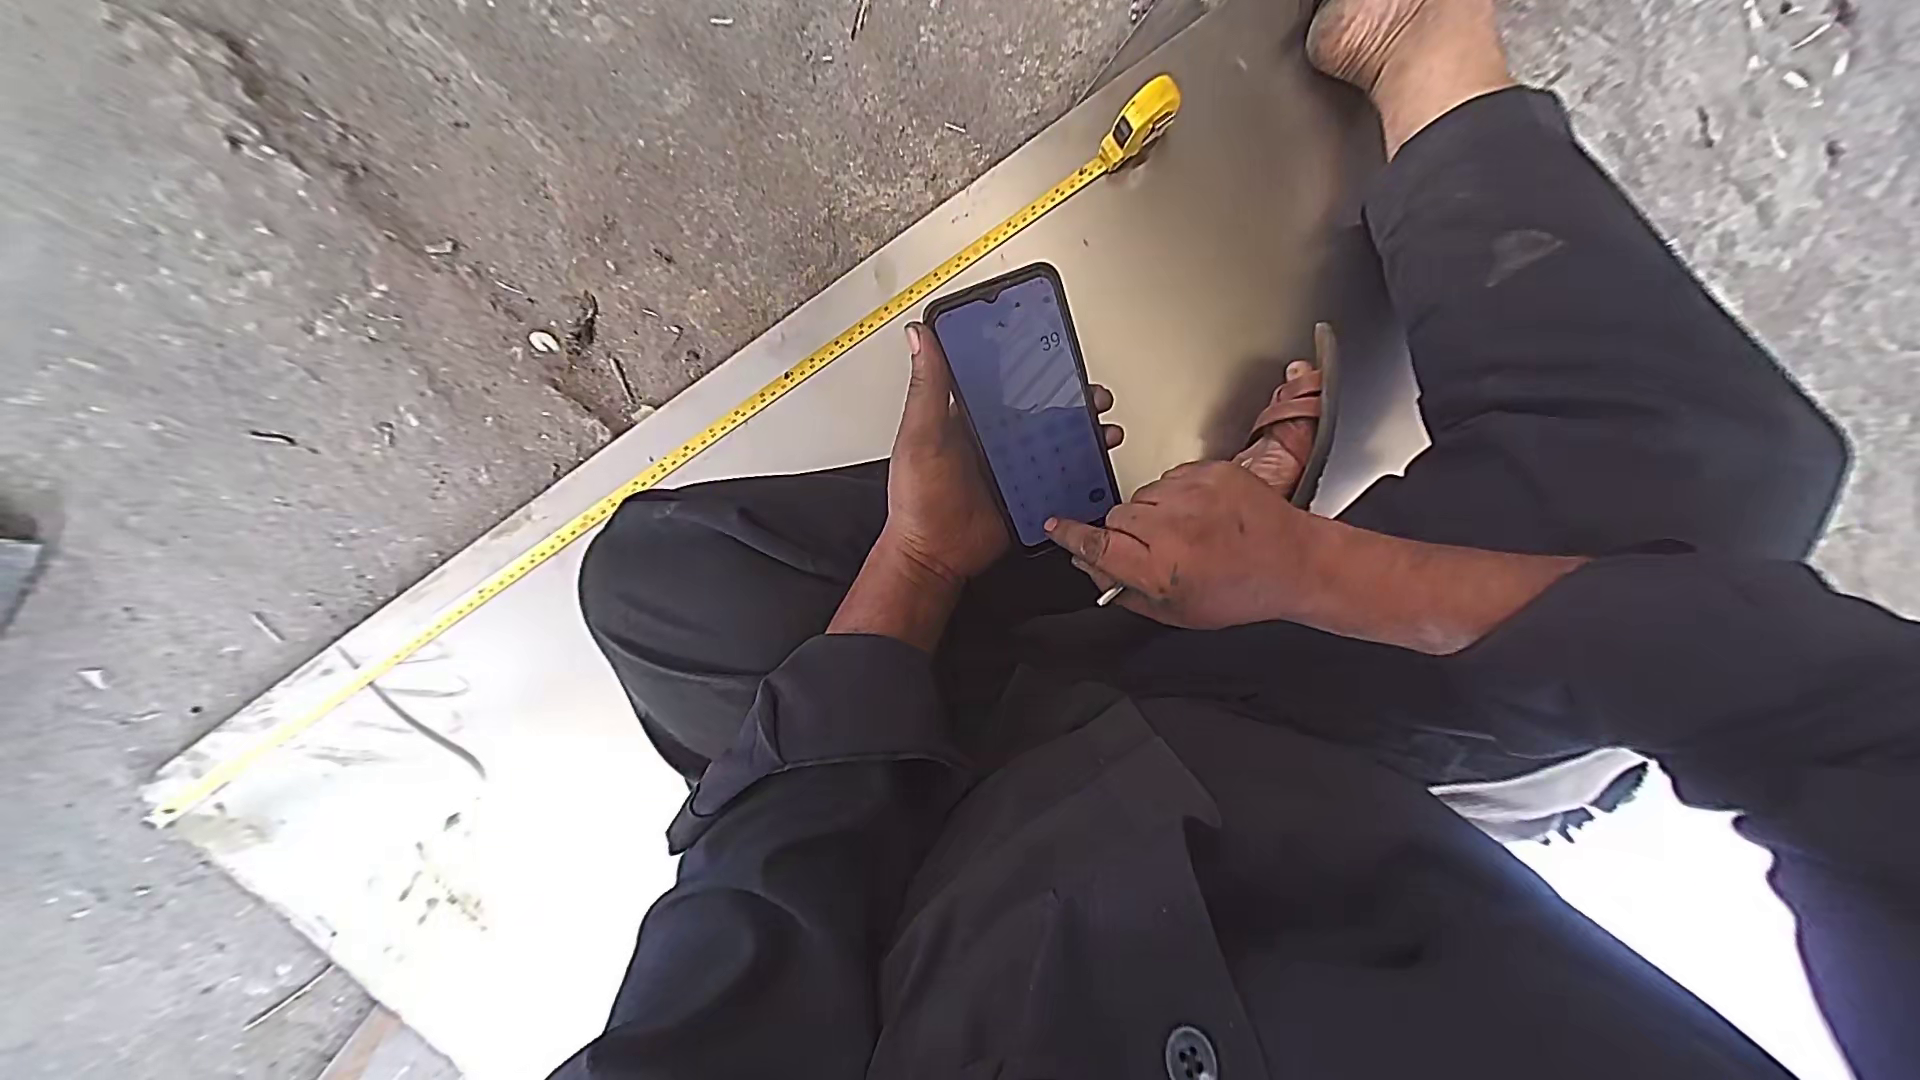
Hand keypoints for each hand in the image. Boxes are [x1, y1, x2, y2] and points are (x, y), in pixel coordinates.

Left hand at [882, 322, 1123, 583]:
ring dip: (1078, 424)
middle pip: (1034, 404)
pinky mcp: (1026, 489)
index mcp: (963, 417)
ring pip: (1052, 434)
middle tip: (1084, 385)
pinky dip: (1078, 461)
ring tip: (1098, 419)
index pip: (995, 377)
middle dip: (1063, 391)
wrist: (935, 556)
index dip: (1019, 359)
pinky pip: (1057, 470)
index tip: (1042, 341)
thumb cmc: (917, 502)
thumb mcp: (918, 440)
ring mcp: (1010, 463)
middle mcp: (990, 436)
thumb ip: (926, 391)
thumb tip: (919, 339)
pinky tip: (1091, 455)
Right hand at [1046, 459, 1586, 651]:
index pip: (1097, 545)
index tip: (1055, 526)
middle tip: (1155, 548)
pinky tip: (1201, 515)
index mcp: (1162, 568)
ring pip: (1140, 496)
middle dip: (1125, 532)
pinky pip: (1168, 480)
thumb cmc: (1243, 592)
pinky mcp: (1210, 472)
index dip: (1071, 536)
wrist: (1297, 561)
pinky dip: (1175, 496)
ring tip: (1187, 531)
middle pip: (1115, 517)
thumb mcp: (1178, 612)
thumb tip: (1090, 568)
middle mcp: (1173, 529)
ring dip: (1151, 514)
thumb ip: (1126, 590)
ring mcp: (1193, 495)